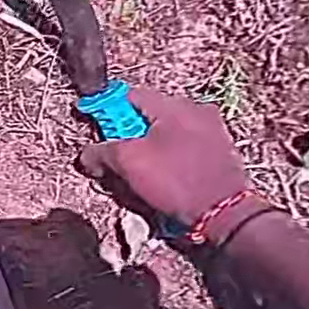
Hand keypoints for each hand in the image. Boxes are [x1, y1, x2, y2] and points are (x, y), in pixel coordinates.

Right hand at [77, 87, 249, 223]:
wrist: (222, 212)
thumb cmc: (173, 179)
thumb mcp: (126, 162)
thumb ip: (99, 151)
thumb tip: (86, 154)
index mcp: (176, 106)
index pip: (129, 96)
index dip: (104, 111)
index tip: (94, 129)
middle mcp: (197, 112)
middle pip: (146, 116)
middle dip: (124, 136)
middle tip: (112, 158)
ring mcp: (211, 131)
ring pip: (162, 133)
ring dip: (142, 150)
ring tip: (133, 173)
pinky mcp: (216, 152)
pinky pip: (178, 147)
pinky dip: (162, 158)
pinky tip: (156, 178)